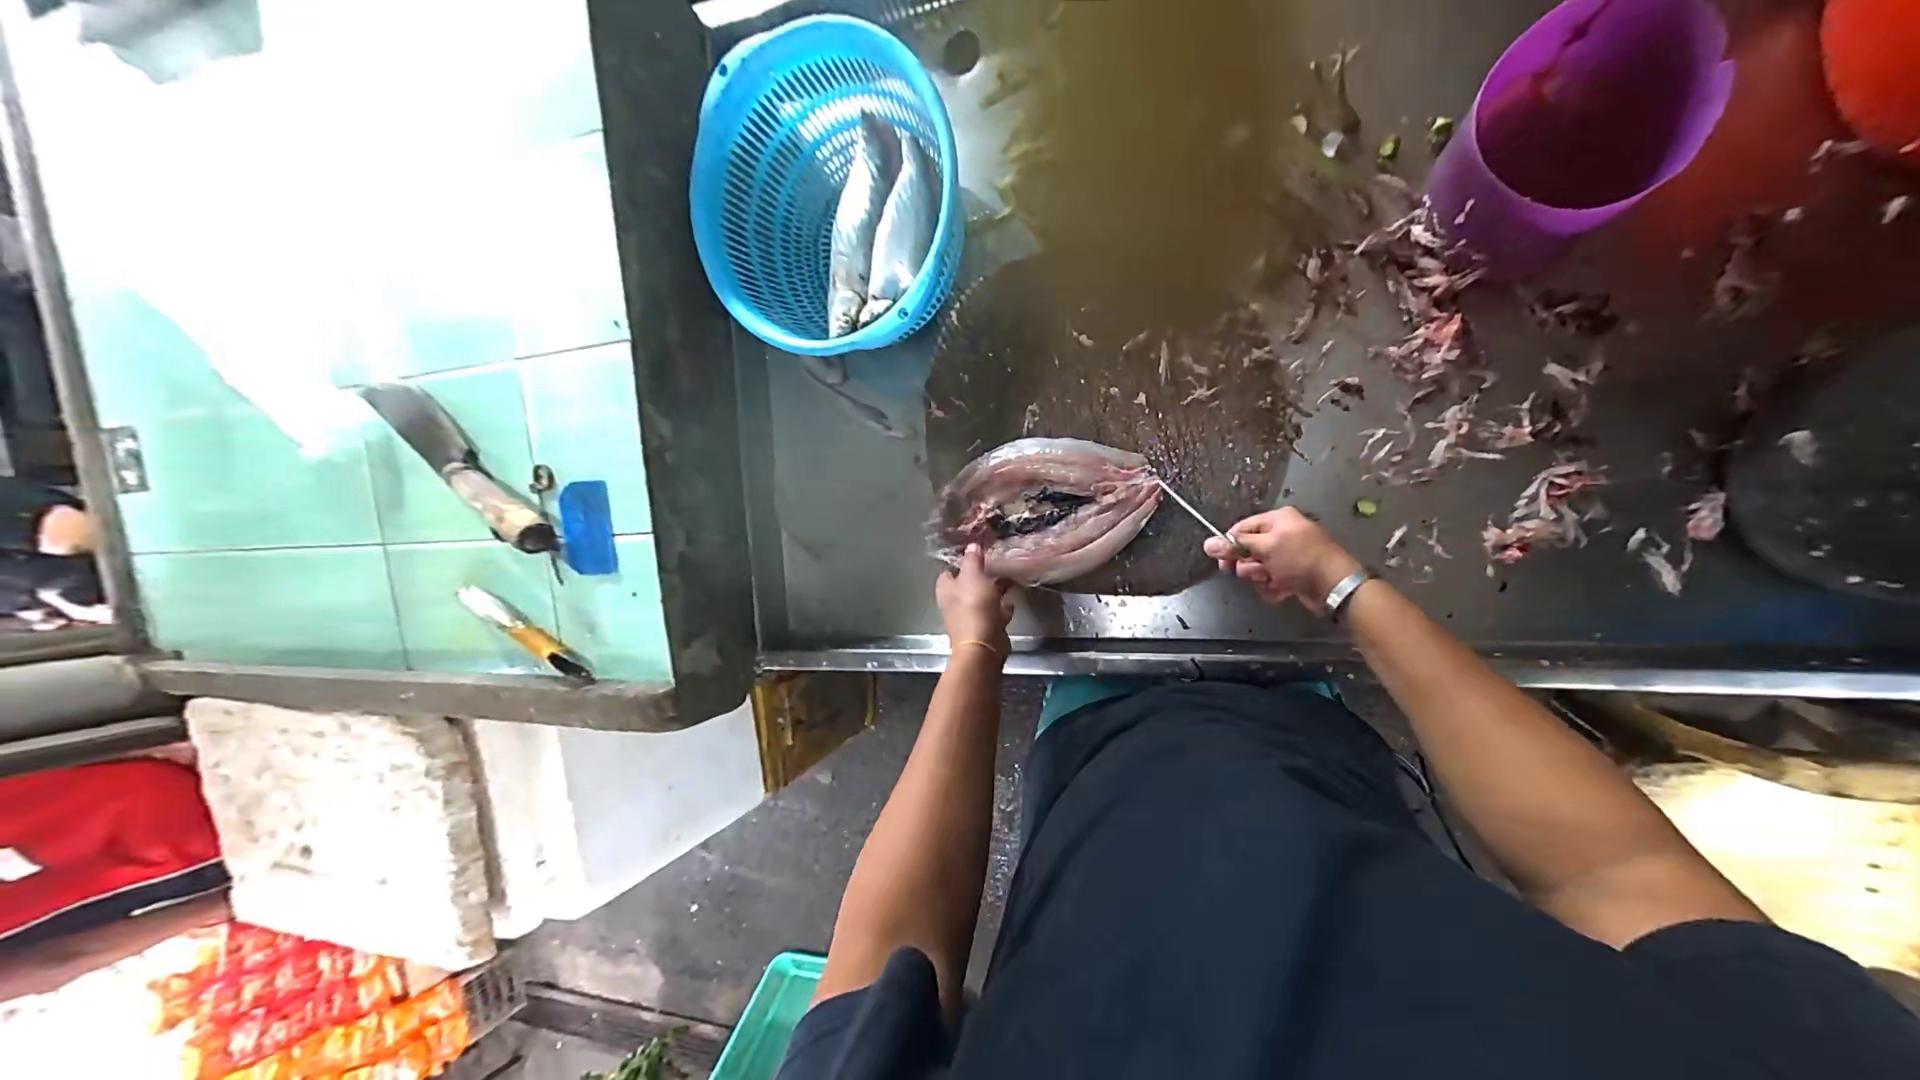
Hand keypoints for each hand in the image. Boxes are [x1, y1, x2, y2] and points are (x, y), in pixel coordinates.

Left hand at [936, 544, 1014, 655]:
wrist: (983, 646)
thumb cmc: (974, 607)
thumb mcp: (973, 576)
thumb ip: (972, 560)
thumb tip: (971, 546)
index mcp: (946, 590)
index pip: (949, 572)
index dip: (960, 563)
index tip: (976, 555)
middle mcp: (955, 604)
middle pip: (967, 586)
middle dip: (981, 576)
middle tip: (996, 565)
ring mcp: (970, 618)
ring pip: (982, 599)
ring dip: (994, 591)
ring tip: (1008, 580)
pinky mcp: (985, 629)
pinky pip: (994, 614)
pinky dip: (1002, 608)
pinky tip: (1011, 602)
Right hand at [1203, 508, 1361, 614]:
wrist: (1334, 585)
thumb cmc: (1300, 559)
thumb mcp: (1265, 548)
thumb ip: (1235, 545)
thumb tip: (1208, 544)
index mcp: (1278, 520)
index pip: (1241, 529)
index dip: (1230, 545)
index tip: (1223, 561)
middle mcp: (1282, 535)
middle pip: (1247, 551)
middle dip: (1250, 565)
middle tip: (1257, 572)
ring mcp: (1287, 556)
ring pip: (1257, 568)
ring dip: (1261, 578)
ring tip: (1275, 581)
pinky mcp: (1292, 575)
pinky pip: (1270, 581)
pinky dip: (1274, 587)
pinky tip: (1284, 589)